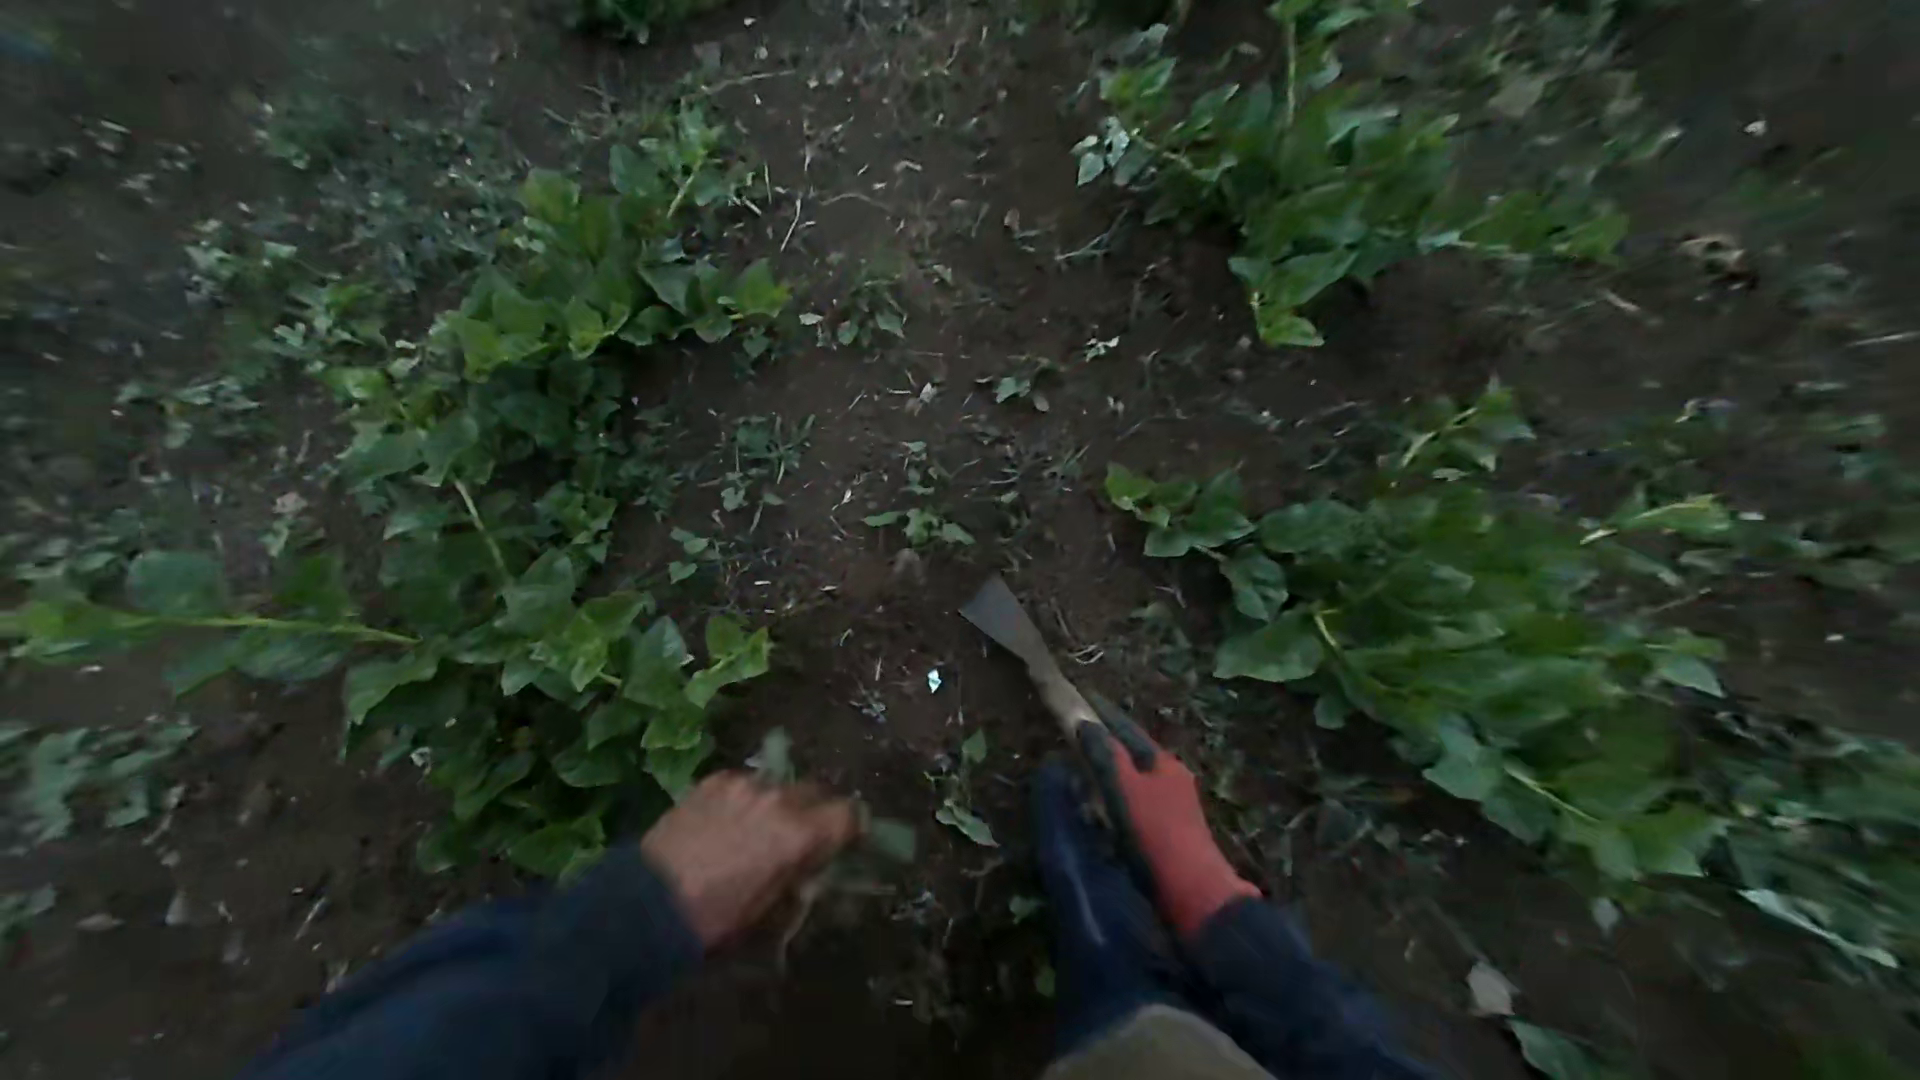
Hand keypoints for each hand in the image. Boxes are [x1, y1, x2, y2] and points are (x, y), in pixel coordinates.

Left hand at [640, 772, 858, 948]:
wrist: (643, 905)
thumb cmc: (712, 920)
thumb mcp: (770, 910)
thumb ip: (801, 877)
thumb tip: (816, 866)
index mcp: (800, 834)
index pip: (850, 813)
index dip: (851, 827)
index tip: (843, 841)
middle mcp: (780, 798)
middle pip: (818, 792)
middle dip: (815, 812)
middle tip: (797, 837)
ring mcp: (746, 783)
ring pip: (780, 785)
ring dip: (779, 804)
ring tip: (754, 829)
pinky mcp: (716, 779)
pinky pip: (746, 782)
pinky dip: (746, 799)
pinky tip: (725, 821)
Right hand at [1082, 716, 1259, 940]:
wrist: (1195, 895)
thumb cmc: (1157, 835)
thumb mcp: (1124, 790)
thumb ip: (1104, 754)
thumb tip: (1084, 721)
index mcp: (1161, 760)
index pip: (1125, 726)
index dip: (1101, 711)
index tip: (1079, 696)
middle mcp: (1170, 774)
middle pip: (1132, 747)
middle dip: (1106, 736)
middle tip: (1076, 728)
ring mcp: (1173, 802)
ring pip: (1135, 772)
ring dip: (1111, 763)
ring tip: (1084, 759)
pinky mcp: (1170, 828)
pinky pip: (1136, 795)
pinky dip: (1116, 788)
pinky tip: (1103, 798)